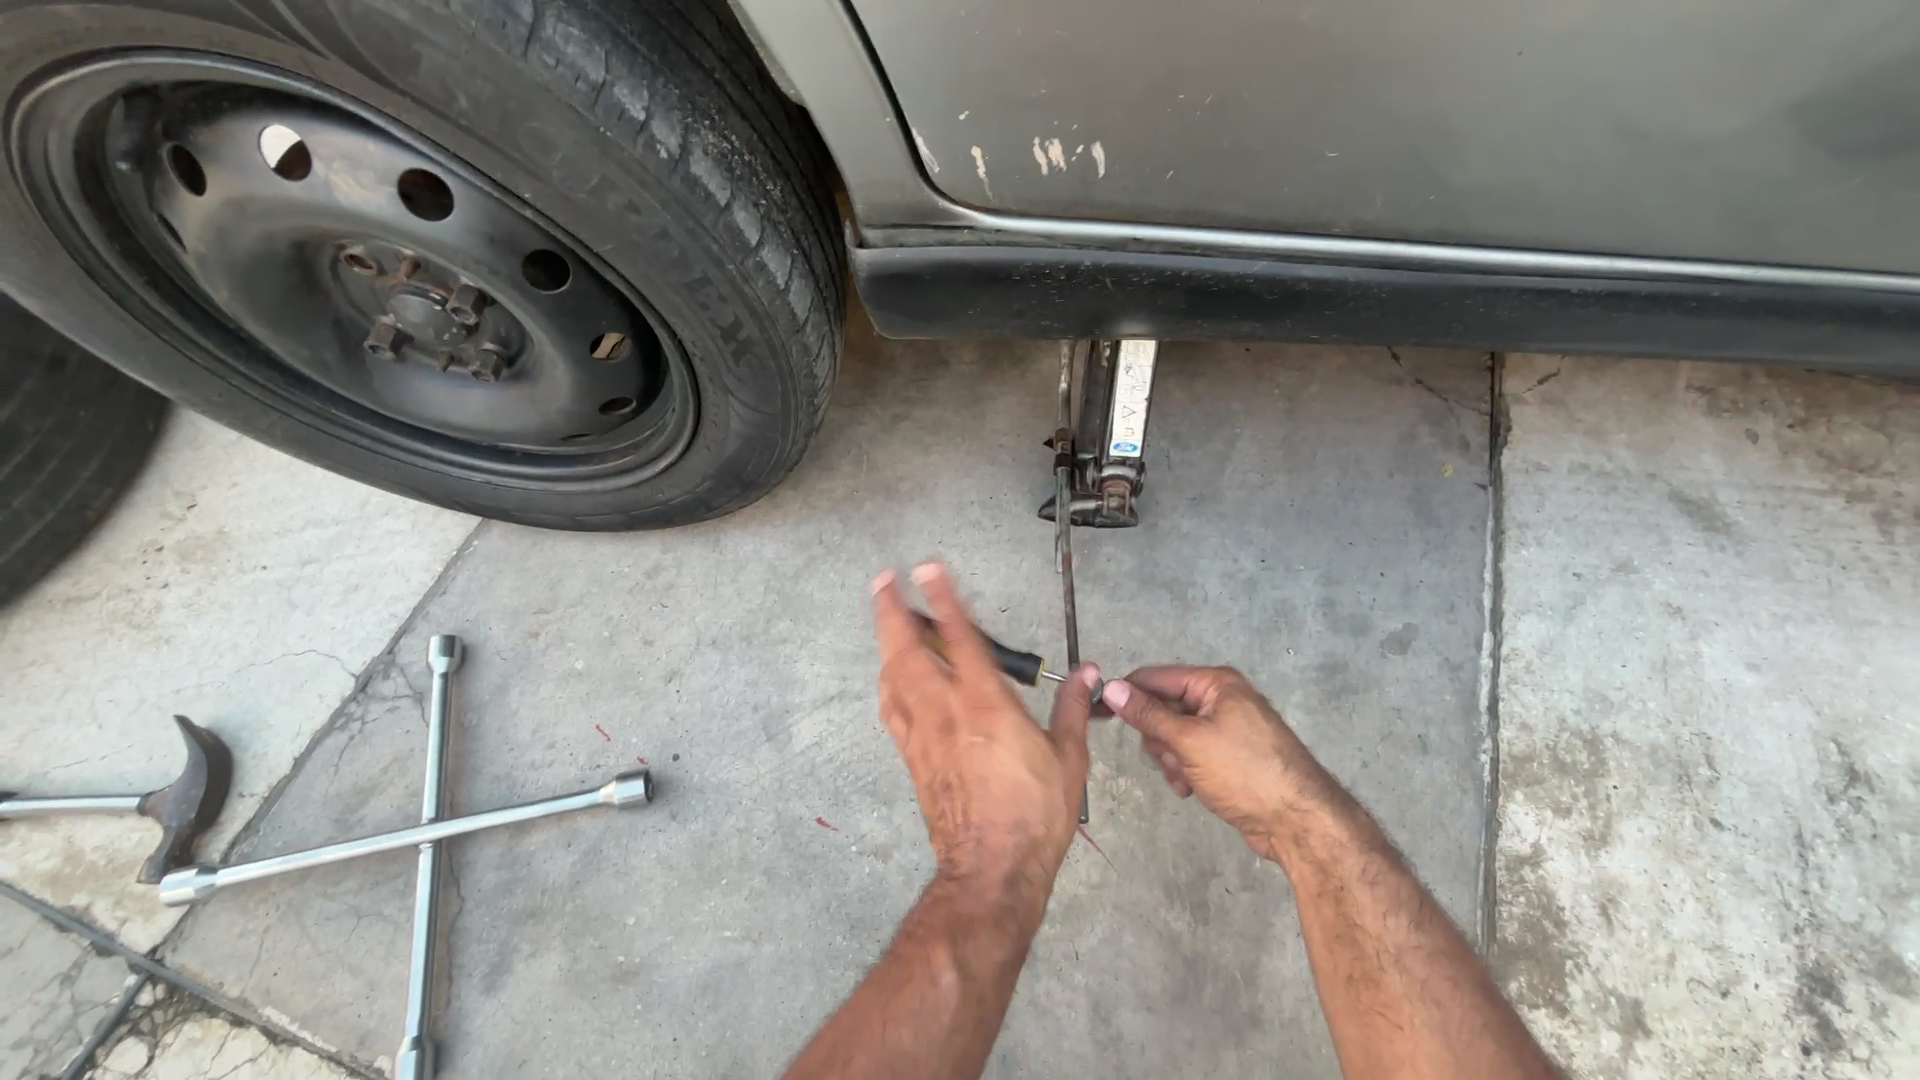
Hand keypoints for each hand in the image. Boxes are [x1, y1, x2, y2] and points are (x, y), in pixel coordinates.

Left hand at [872, 563, 1098, 893]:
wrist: (992, 869)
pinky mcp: (913, 759)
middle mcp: (946, 711)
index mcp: (986, 703)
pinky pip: (892, 710)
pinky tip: (891, 678)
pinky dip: (889, 683)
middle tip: (884, 582)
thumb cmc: (1035, 814)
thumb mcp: (1068, 758)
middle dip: (891, 611)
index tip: (927, 570)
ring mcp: (923, 736)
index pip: (961, 637)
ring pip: (893, 677)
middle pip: (907, 650)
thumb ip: (1073, 708)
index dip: (942, 598)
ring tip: (887, 621)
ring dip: (886, 643)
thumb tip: (1087, 674)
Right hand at [1101, 667, 1333, 861]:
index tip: (1100, 714)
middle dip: (1158, 737)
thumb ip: (1148, 714)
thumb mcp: (1189, 741)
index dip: (1127, 694)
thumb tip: (1111, 687)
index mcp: (1215, 683)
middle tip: (1168, 757)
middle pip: (1162, 707)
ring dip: (1170, 758)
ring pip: (1172, 735)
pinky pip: (1189, 753)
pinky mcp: (1227, 755)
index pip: (1155, 677)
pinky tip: (1191, 788)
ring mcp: (1224, 728)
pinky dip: (1184, 769)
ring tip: (1185, 777)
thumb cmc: (1244, 772)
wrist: (1296, 821)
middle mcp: (1219, 699)